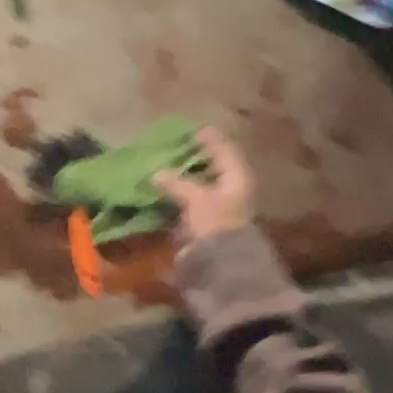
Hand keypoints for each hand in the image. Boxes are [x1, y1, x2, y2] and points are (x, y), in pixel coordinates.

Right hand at [154, 127, 252, 242]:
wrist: (219, 263)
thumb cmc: (214, 224)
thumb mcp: (196, 198)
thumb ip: (176, 183)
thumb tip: (155, 173)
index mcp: (236, 178)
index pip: (225, 151)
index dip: (211, 139)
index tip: (193, 129)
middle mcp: (229, 189)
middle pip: (211, 167)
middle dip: (192, 157)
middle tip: (173, 146)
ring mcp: (215, 206)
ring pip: (197, 184)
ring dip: (180, 176)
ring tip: (160, 165)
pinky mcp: (201, 222)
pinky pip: (185, 201)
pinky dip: (173, 195)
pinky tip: (158, 189)